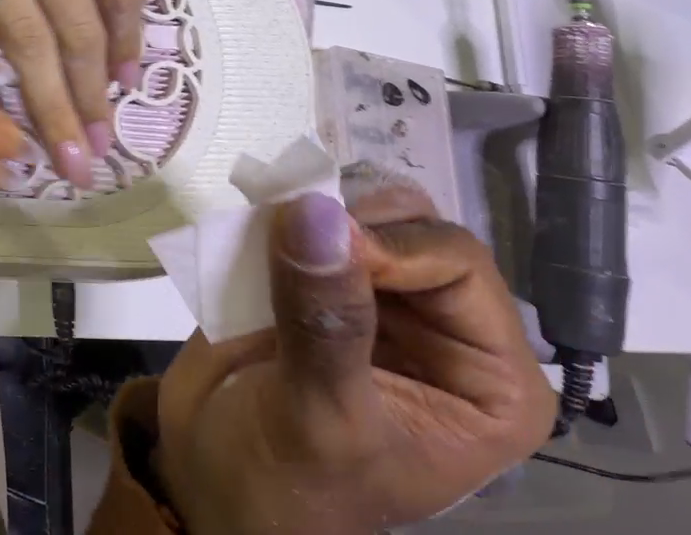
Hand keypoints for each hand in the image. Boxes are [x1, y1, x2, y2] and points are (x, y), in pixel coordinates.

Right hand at [154, 179, 553, 533]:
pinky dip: (268, 218)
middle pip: (410, 228)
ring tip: (254, 229)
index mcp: (484, 376)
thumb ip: (324, 317)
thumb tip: (314, 210)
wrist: (207, 480)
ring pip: (353, 216)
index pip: (457, 264)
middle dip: (344, 218)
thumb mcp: (319, 413)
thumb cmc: (286, 478)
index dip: (386, 243)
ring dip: (301, 211)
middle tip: (278, 225)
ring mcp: (369, 305)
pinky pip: (299, 228)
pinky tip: (242, 233)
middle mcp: (438, 331)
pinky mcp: (306, 289)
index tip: (308, 240)